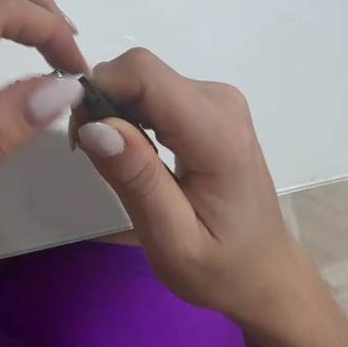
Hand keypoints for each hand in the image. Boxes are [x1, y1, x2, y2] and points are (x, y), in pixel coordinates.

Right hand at [71, 48, 314, 322]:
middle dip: (103, 104)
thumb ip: (135, 179)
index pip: (144, 74)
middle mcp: (222, 104)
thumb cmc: (220, 268)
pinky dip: (129, 112)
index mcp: (218, 136)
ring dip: (113, 111)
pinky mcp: (209, 104)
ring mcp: (218, 100)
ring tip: (117, 163)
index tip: (82, 137)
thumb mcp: (171, 241)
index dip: (101, 91)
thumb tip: (94, 125)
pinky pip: (152, 88)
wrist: (265, 274)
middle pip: (140, 72)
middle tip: (95, 158)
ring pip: (142, 77)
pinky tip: (134, 152)